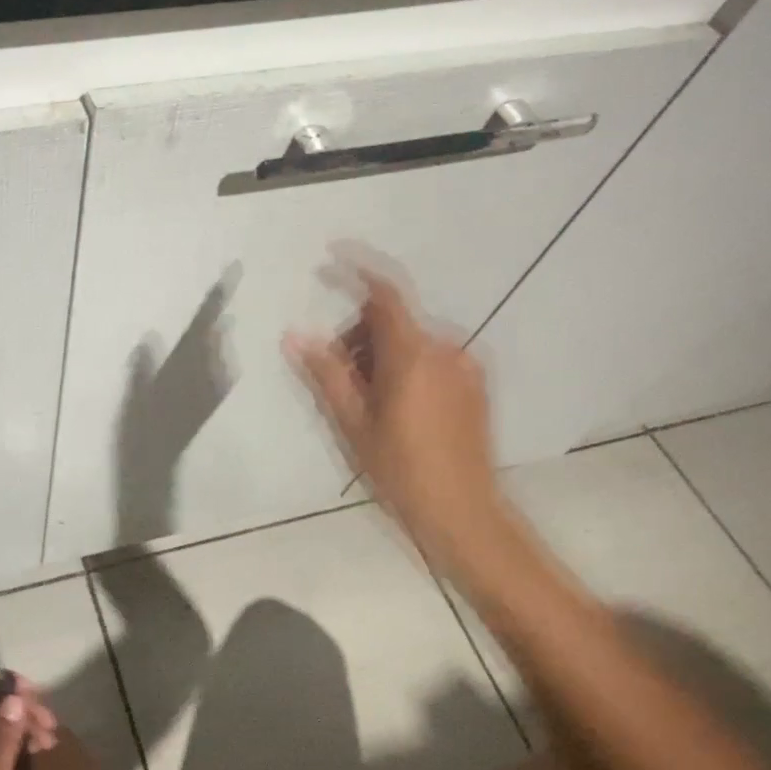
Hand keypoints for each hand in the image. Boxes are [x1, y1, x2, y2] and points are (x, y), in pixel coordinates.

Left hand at [0, 670, 60, 769]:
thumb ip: (4, 736)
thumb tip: (14, 696)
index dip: (3, 680)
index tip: (32, 695)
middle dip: (22, 704)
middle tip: (49, 724)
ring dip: (25, 724)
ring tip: (50, 741)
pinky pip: (1, 744)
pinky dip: (20, 742)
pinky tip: (38, 754)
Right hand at [286, 261, 504, 563]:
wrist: (463, 511)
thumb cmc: (400, 469)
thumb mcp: (353, 422)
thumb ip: (325, 373)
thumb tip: (295, 335)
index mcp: (413, 355)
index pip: (384, 295)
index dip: (356, 271)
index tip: (329, 258)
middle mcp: (445, 349)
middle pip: (393, 320)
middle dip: (359, 333)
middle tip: (336, 374)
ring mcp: (465, 366)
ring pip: (411, 340)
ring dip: (380, 353)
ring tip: (364, 399)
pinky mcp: (475, 385)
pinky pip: (432, 358)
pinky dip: (405, 366)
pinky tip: (394, 405)